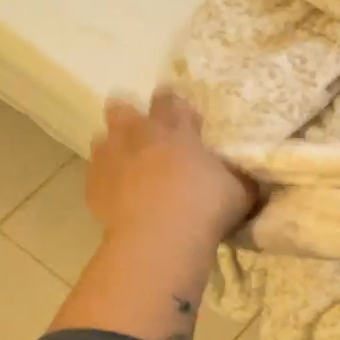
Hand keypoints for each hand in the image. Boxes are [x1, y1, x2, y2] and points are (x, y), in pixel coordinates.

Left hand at [87, 88, 257, 255]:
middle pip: (123, 107)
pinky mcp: (93, 183)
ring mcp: (110, 157)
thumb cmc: (207, 208)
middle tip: (148, 135)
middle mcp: (138, 135)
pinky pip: (97, 172)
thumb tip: (246, 174)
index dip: (175, 104)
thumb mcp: (242, 191)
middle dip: (132, 116)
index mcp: (175, 130)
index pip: (170, 100)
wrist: (161, 239)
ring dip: (116, 147)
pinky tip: (124, 195)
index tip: (183, 116)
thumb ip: (239, 176)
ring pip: (104, 137)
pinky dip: (108, 179)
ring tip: (132, 166)